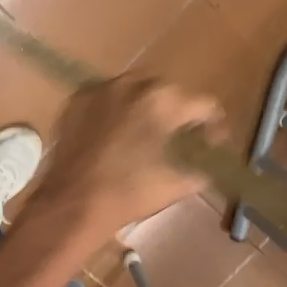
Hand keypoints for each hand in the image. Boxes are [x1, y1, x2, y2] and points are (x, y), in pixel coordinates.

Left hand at [26, 77, 223, 240]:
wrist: (72, 202)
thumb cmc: (129, 193)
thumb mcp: (178, 184)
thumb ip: (201, 168)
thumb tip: (206, 165)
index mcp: (163, 101)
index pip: (203, 105)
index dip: (213, 126)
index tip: (212, 145)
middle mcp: (132, 84)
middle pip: (167, 93)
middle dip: (176, 113)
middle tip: (177, 139)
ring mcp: (100, 89)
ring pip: (133, 91)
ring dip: (144, 108)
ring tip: (143, 134)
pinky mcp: (76, 101)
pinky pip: (104, 99)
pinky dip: (114, 112)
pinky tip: (113, 134)